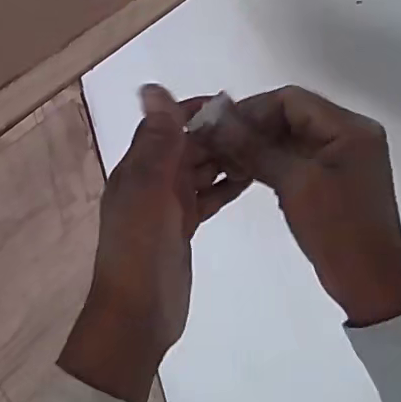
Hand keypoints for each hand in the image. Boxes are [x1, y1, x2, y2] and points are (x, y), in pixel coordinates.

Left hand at [57, 85, 250, 401]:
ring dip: (224, 157)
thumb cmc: (139, 248)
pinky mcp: (182, 228)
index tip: (230, 101)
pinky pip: (206, 197)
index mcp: (137, 167)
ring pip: (198, 170)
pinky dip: (224, 186)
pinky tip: (250, 178)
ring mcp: (167, 206)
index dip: (192, 111)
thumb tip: (152, 88)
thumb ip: (155, 141)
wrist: (138, 314)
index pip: (165, 126)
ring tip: (262, 146)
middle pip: (185, 146)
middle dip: (215, 133)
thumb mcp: (147, 189)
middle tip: (260, 125)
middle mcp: (150, 181)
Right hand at [196, 85, 400, 325]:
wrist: (370, 283)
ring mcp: (338, 156)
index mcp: (349, 128)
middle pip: (287, 115)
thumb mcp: (294, 182)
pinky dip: (266, 161)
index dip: (250, 110)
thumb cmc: (337, 229)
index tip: (217, 129)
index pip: (290, 99)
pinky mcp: (328, 177)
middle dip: (249, 128)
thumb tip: (213, 119)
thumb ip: (253, 147)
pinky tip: (240, 172)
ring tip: (222, 161)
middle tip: (214, 145)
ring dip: (254, 146)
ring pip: (286, 137)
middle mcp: (347, 134)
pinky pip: (291, 157)